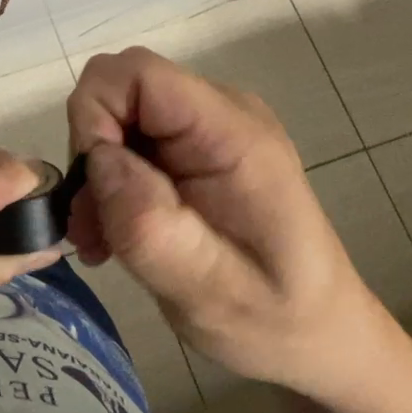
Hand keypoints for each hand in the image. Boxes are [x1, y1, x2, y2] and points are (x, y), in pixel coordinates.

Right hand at [66, 47, 387, 396]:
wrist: (322, 339)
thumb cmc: (276, 324)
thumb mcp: (210, 294)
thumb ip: (151, 228)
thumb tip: (100, 160)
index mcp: (234, 135)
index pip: (138, 73)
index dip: (96, 114)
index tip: (89, 185)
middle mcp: (220, 112)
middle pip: (121, 88)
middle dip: (90, 151)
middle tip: (90, 227)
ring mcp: (206, 126)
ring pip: (117, 113)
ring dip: (96, 173)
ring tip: (102, 241)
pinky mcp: (193, 145)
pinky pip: (130, 136)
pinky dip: (110, 180)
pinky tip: (117, 231)